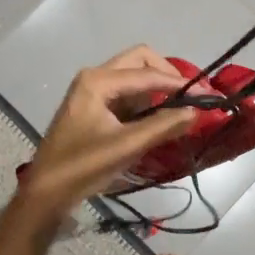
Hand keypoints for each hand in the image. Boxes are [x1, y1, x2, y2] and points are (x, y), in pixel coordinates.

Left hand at [15, 46, 197, 218]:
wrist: (46, 191)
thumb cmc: (83, 166)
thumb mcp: (126, 147)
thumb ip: (163, 126)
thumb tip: (197, 112)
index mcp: (98, 81)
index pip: (148, 73)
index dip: (181, 84)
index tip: (208, 96)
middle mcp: (94, 77)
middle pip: (140, 62)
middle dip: (168, 77)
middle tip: (191, 99)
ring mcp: (92, 92)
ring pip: (134, 78)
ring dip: (157, 91)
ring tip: (180, 112)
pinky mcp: (94, 108)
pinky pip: (126, 96)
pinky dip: (145, 103)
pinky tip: (160, 121)